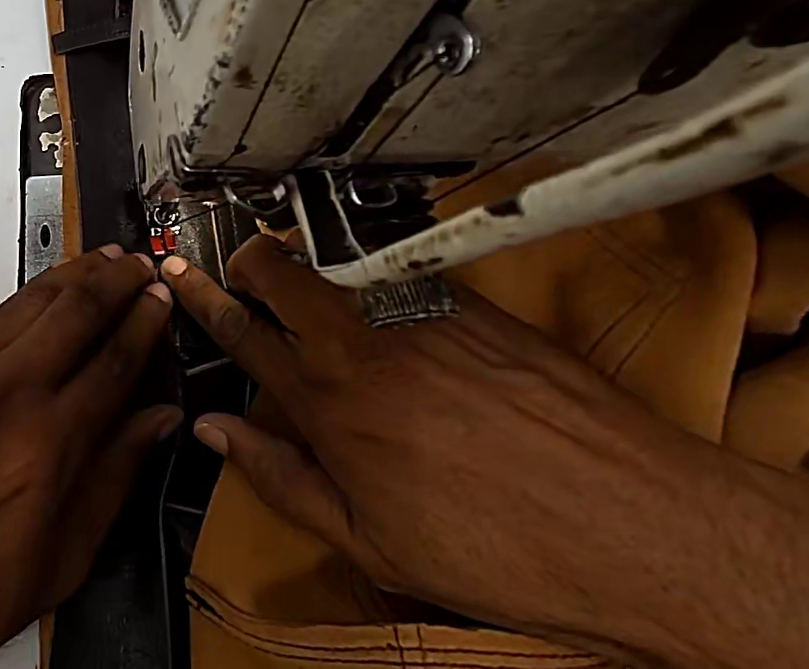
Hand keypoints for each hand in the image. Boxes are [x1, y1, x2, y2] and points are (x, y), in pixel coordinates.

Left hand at [0, 245, 181, 668]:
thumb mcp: (60, 561)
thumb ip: (116, 479)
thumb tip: (155, 424)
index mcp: (47, 447)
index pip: (114, 362)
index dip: (144, 324)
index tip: (160, 303)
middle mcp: (7, 399)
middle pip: (76, 314)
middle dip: (116, 281)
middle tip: (140, 266)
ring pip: (32, 304)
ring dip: (74, 274)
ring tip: (103, 259)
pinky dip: (28, 293)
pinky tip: (46, 287)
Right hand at [164, 236, 808, 668]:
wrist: (632, 521)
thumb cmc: (489, 549)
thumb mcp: (369, 542)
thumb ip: (280, 475)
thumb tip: (213, 428)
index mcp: (326, 405)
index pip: (240, 333)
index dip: (202, 297)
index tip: (176, 269)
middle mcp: (356, 343)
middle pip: (276, 270)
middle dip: (246, 259)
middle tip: (237, 265)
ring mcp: (409, 311)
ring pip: (328, 260)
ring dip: (302, 262)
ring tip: (301, 278)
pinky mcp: (459, 297)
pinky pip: (388, 270)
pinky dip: (364, 276)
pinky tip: (377, 299)